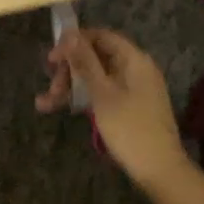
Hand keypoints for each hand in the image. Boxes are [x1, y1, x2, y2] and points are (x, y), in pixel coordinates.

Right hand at [37, 29, 188, 186]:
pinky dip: (83, 98)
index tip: (52, 58)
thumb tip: (71, 34)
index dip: (75, 42)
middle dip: (70, 70)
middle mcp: (135, 68)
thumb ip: (86, 63)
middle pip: (96, 57)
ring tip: (45, 103)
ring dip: (71, 86)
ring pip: (96, 78)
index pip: (101, 37)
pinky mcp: (128, 106)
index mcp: (134, 59)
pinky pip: (102, 93)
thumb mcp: (103, 94)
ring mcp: (132, 88)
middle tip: (51, 86)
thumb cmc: (130, 128)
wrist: (159, 170)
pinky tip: (57, 109)